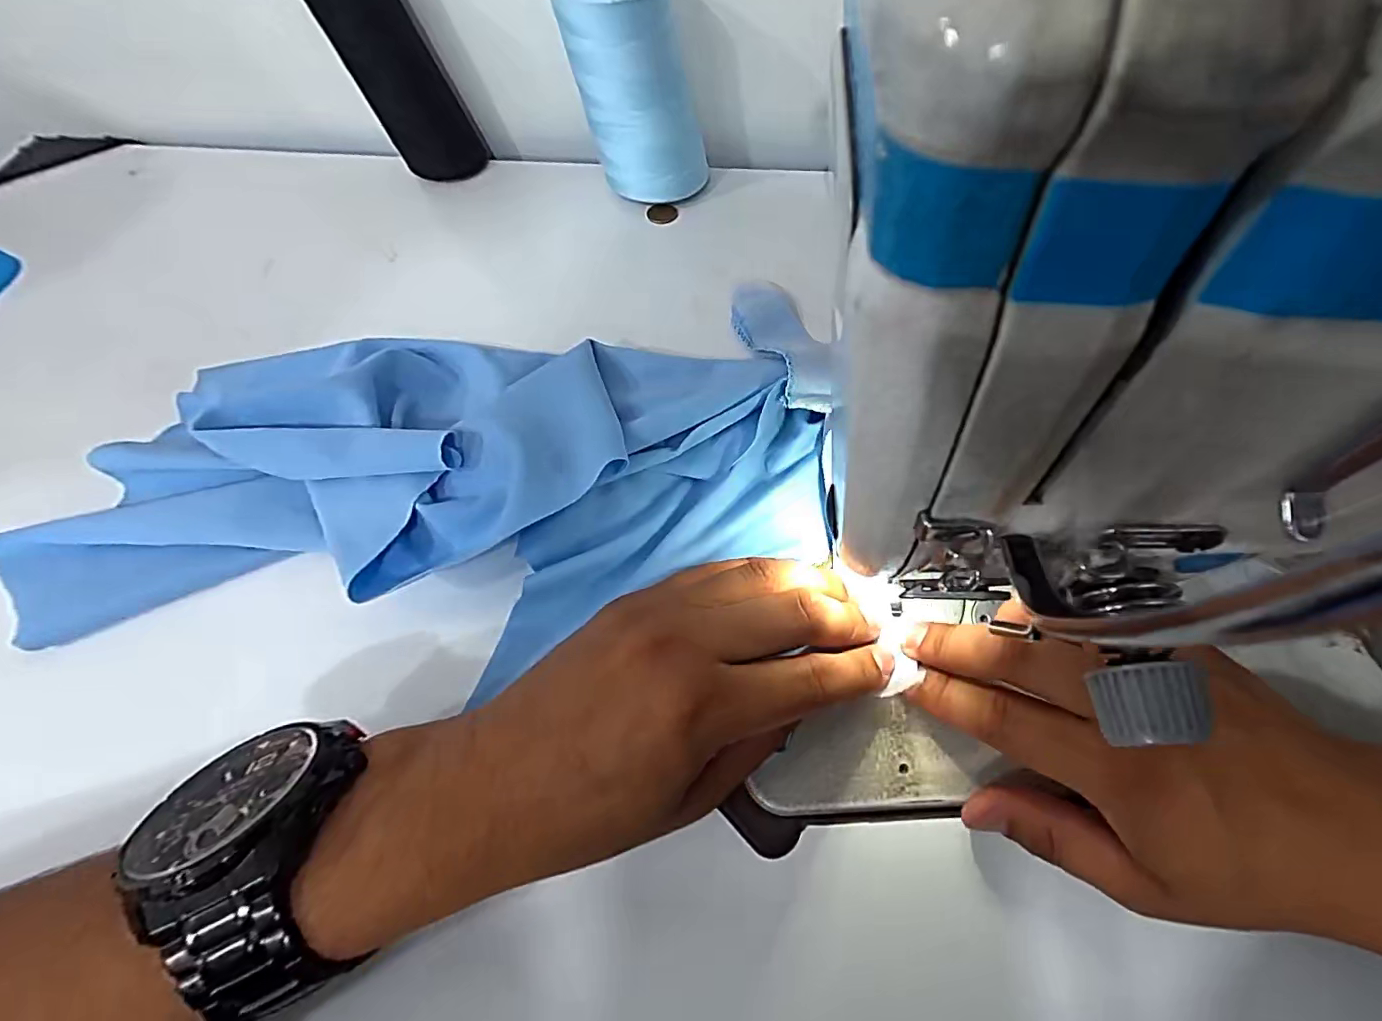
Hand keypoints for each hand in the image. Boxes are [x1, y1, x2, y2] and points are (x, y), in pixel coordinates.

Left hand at [466, 558, 892, 884]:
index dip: (861, 670)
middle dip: (850, 617)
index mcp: (701, 706)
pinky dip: (763, 573)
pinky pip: (719, 569)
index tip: (889, 663)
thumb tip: (806, 699)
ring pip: (763, 574)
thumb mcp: (690, 799)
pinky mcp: (640, 594)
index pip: (811, 677)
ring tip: (842, 598)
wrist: (492, 779)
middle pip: (798, 609)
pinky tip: (784, 584)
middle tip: (874, 628)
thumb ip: (759, 741)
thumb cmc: (588, 811)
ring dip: (814, 583)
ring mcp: (660, 607)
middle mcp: (685, 641)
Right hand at [903, 604, 1381, 933]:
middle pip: (1024, 663)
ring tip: (964, 625)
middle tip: (916, 636)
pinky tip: (1033, 613)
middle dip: (958, 646)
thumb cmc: (1243, 867)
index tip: (915, 682)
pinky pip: (1107, 619)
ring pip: (1062, 628)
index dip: (953, 699)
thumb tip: (981, 809)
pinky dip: (1058, 612)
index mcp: (1118, 774)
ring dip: (1003, 623)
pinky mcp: (1186, 647)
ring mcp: (1162, 669)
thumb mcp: (1141, 884)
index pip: (1010, 724)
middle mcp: (1134, 710)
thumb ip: (1052, 835)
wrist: (1343, 826)